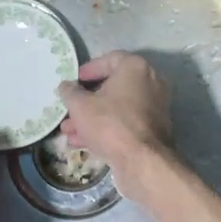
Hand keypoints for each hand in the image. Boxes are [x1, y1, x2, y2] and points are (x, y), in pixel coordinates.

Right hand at [58, 52, 171, 200]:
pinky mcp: (152, 130)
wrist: (142, 162)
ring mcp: (153, 108)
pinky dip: (105, 129)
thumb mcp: (80, 106)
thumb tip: (66, 86)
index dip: (89, 69)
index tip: (73, 80)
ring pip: (116, 108)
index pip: (110, 59)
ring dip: (91, 118)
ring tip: (68, 130)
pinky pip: (124, 123)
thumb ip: (70, 92)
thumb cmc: (110, 124)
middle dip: (86, 100)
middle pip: (112, 87)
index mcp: (136, 68)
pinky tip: (81, 142)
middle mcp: (150, 83)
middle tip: (68, 109)